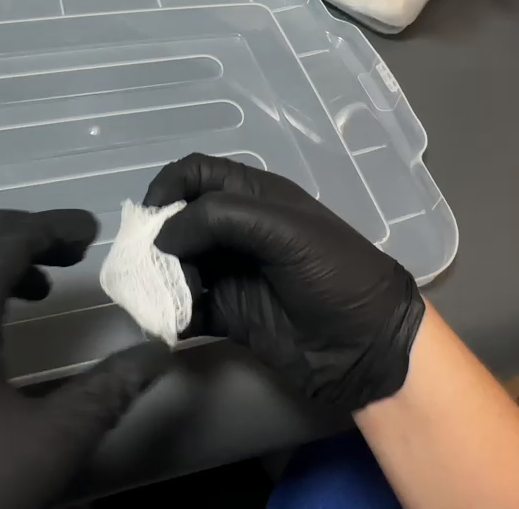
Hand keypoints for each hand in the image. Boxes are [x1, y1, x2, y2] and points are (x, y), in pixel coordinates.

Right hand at [145, 153, 423, 411]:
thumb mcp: (282, 230)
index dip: (168, 186)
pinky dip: (172, 313)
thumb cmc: (332, 273)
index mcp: (252, 195)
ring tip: (168, 295)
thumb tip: (164, 235)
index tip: (151, 217)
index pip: (196, 173)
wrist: (368, 346)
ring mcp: (231, 272)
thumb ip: (221, 218)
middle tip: (150, 262)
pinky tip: (171, 320)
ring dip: (163, 276)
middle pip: (180, 218)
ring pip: (178, 263)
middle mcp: (237, 229)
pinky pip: (187, 307)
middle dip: (159, 236)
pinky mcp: (229, 314)